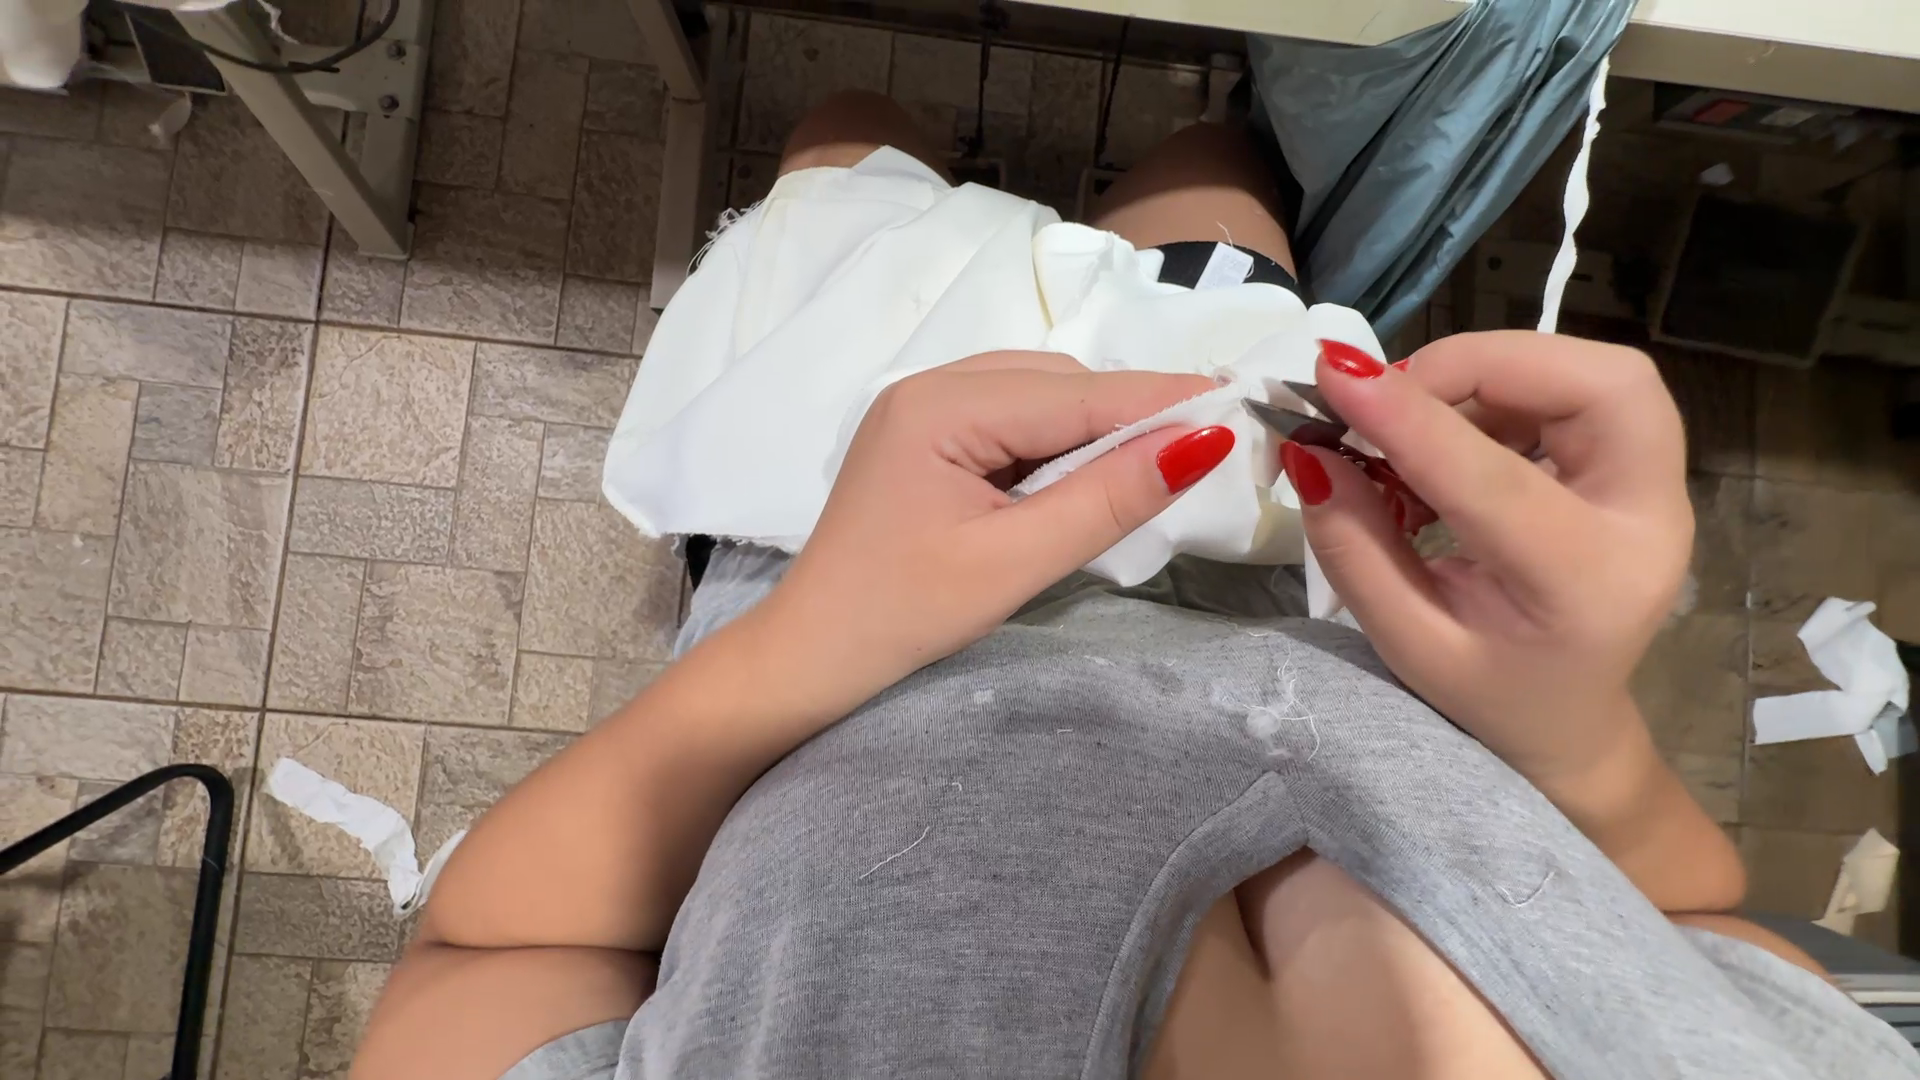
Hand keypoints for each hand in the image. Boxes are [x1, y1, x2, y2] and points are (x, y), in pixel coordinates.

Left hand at [753, 351, 1230, 709]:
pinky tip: (1074, 472)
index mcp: (939, 408)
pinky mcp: (921, 437)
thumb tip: (1201, 442)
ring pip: (1033, 395)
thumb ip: (1106, 498)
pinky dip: (1051, 440)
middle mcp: (927, 387)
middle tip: (1195, 446)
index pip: (1074, 394)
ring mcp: (919, 409)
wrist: (813, 654)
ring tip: (1144, 462)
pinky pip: (1006, 419)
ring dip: (1089, 425)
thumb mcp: (1013, 562)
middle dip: (1124, 411)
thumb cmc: (904, 618)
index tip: (1237, 400)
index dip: (1159, 398)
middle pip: (1054, 382)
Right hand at [1279, 331, 1692, 783]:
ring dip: (1483, 374)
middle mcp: (1648, 523)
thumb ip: (1353, 547)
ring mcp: (1657, 488)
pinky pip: (1574, 391)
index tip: (1333, 375)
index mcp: (1582, 586)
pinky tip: (1441, 436)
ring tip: (1405, 417)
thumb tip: (1309, 455)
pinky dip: (1492, 392)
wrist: (1565, 715)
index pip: (1491, 478)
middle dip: (1481, 364)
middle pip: (1601, 386)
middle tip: (1390, 391)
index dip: (1407, 418)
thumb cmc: (1484, 690)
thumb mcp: (1403, 639)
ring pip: (1592, 376)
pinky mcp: (1639, 466)